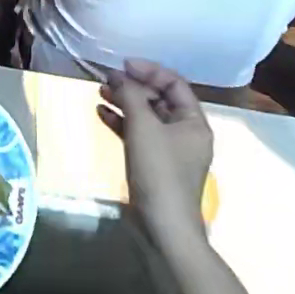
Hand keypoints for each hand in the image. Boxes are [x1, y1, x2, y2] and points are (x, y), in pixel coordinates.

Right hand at [99, 59, 213, 244]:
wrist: (163, 227)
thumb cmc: (159, 171)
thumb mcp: (143, 127)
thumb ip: (131, 96)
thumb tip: (118, 76)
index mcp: (194, 122)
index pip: (174, 83)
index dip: (149, 70)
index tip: (123, 65)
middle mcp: (185, 133)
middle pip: (159, 98)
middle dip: (133, 86)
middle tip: (107, 79)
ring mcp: (170, 150)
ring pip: (146, 116)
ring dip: (124, 102)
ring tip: (100, 92)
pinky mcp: (154, 164)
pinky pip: (138, 134)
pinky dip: (122, 122)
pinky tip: (102, 114)